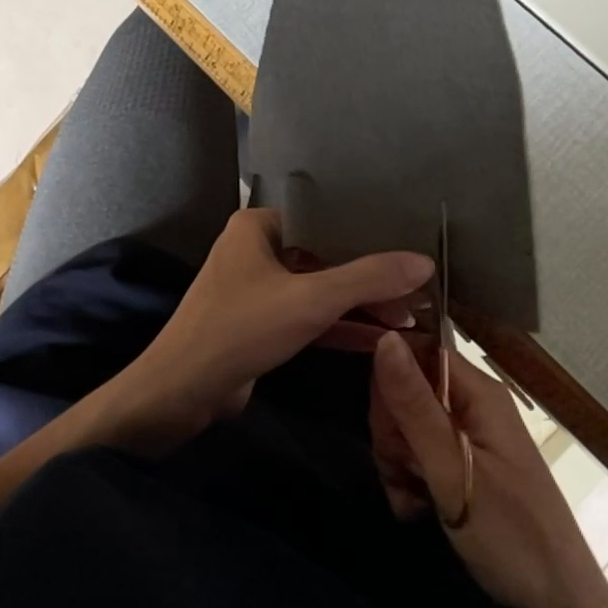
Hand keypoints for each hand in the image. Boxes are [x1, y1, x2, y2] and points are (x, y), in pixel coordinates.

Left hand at [115, 208, 431, 446]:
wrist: (183, 389)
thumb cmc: (242, 328)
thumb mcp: (311, 300)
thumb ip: (368, 278)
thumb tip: (424, 261)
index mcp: (257, 226)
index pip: (323, 218)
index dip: (369, 234)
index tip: (413, 246)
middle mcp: (255, 249)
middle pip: (324, 256)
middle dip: (370, 276)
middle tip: (420, 291)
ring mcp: (256, 289)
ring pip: (318, 289)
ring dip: (359, 304)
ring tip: (412, 317)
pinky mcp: (259, 324)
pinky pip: (307, 317)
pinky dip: (339, 327)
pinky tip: (381, 339)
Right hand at [371, 332, 607, 607]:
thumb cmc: (512, 535)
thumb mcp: (454, 471)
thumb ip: (415, 405)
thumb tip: (385, 337)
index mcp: (479, 394)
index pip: (416, 351)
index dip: (390, 376)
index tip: (386, 418)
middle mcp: (471, 407)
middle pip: (403, 390)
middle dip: (391, 430)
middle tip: (403, 469)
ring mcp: (464, 438)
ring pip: (403, 426)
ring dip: (395, 462)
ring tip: (413, 498)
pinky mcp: (457, 466)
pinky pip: (412, 456)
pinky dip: (404, 480)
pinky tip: (414, 508)